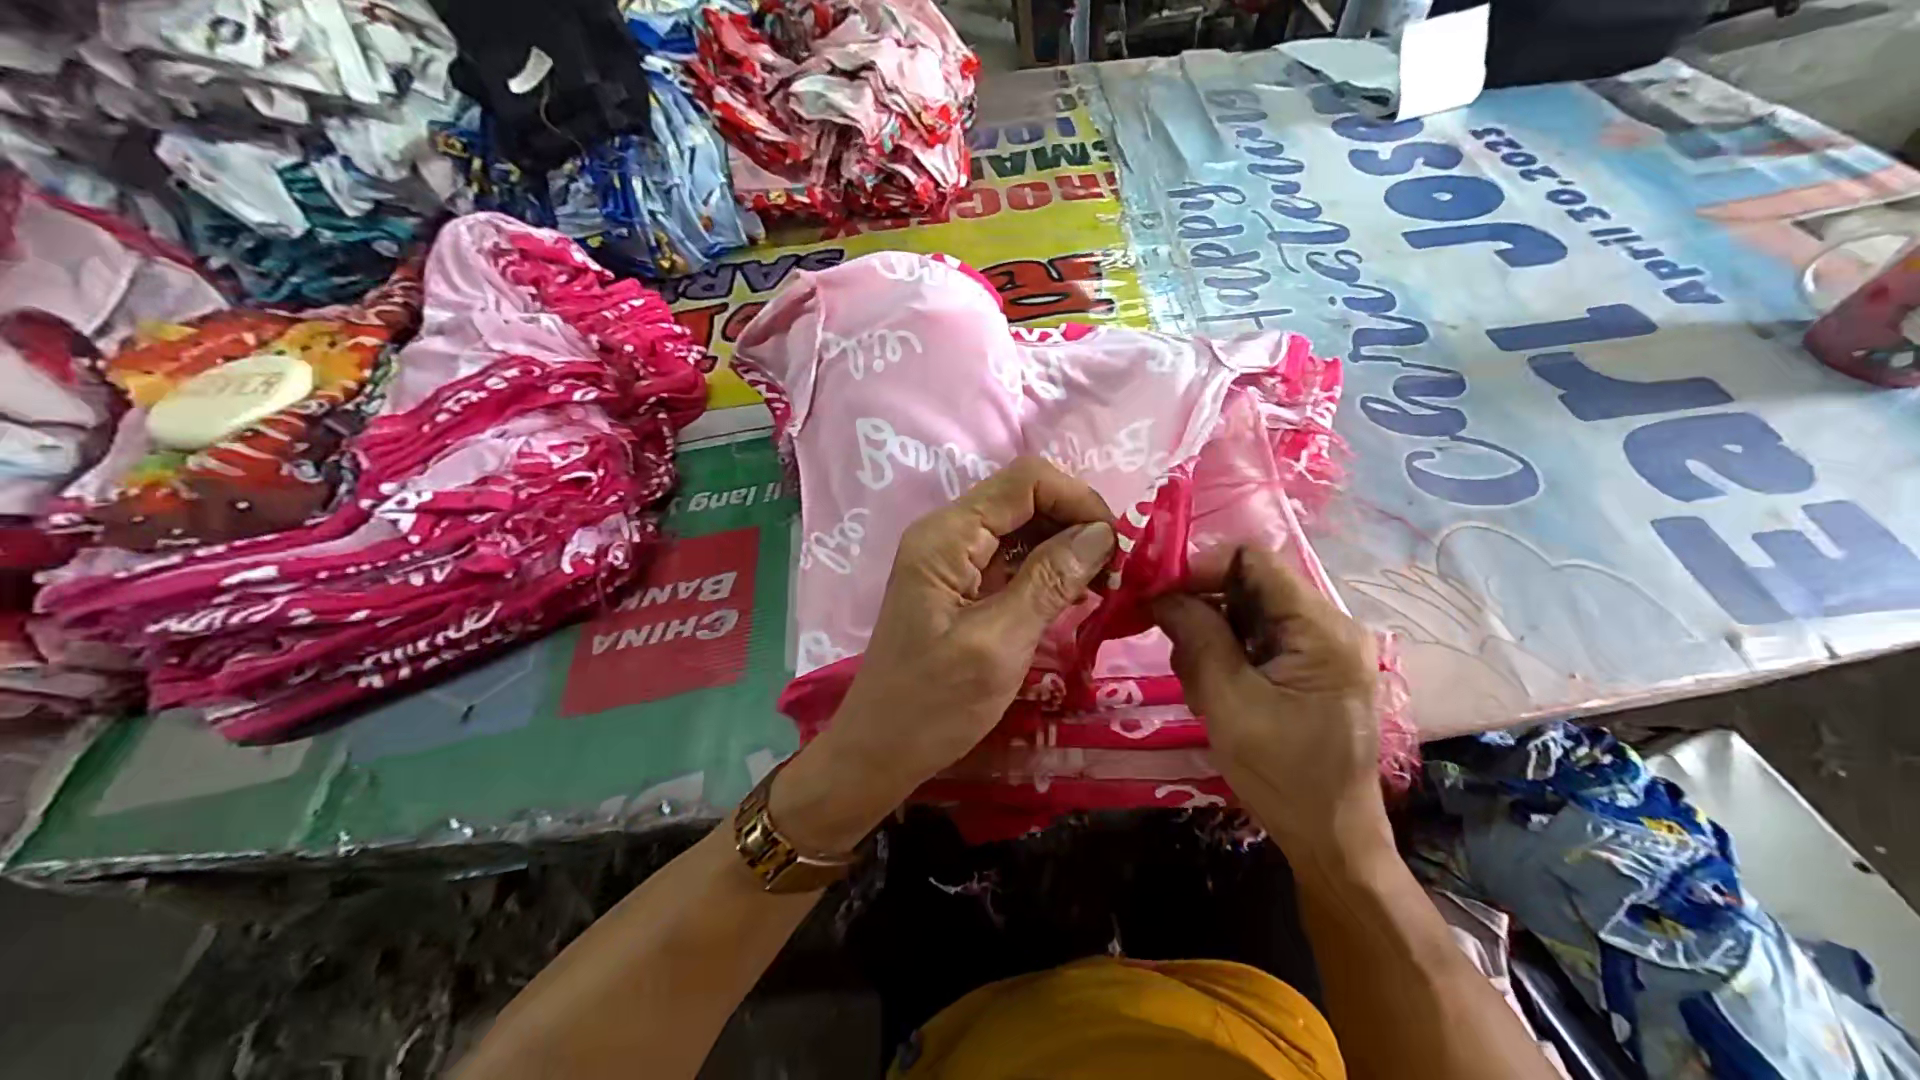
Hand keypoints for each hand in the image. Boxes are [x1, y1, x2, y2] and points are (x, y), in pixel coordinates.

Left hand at [771, 457, 1115, 851]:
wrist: (880, 749)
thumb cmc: (933, 705)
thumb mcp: (999, 645)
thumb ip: (1048, 581)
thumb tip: (1102, 533)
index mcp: (946, 536)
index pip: (1025, 480)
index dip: (1078, 500)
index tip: (1118, 546)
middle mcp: (946, 533)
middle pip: (1025, 497)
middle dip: (1076, 523)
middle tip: (1118, 572)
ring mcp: (951, 558)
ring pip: (1022, 526)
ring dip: (1066, 546)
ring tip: (1104, 585)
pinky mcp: (960, 583)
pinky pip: (1011, 556)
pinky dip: (1047, 567)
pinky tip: (1075, 594)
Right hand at [1151, 547, 1387, 866]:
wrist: (1332, 840)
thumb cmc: (1284, 776)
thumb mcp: (1229, 704)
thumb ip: (1197, 639)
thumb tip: (1161, 593)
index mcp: (1322, 630)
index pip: (1253, 561)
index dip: (1199, 568)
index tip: (1155, 594)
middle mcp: (1329, 626)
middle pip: (1248, 586)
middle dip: (1203, 612)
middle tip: (1173, 650)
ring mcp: (1322, 648)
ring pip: (1246, 613)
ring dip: (1210, 639)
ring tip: (1200, 686)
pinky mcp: (1311, 668)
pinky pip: (1257, 640)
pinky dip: (1226, 657)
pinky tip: (1216, 692)